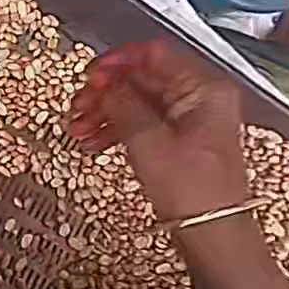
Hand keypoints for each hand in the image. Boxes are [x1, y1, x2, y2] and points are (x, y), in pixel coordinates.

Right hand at [67, 40, 247, 221]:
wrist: (211, 233)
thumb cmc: (188, 187)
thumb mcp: (148, 140)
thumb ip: (124, 104)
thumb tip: (105, 82)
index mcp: (201, 88)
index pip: (155, 55)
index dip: (118, 61)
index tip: (89, 75)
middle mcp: (198, 98)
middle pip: (143, 81)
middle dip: (105, 92)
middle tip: (77, 106)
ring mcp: (189, 121)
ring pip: (138, 105)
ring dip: (105, 113)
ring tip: (77, 129)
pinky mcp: (179, 143)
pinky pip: (142, 126)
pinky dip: (116, 131)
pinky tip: (92, 143)